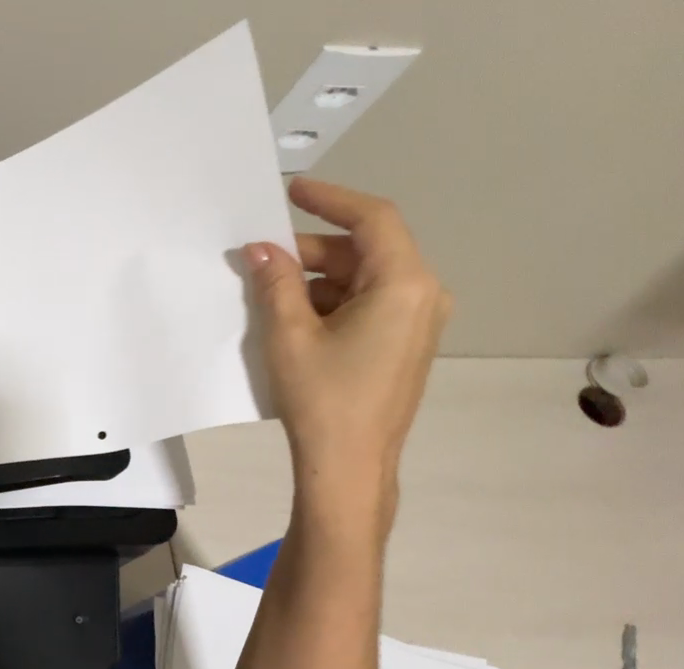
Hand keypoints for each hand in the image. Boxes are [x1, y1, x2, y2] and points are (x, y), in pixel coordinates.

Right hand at [243, 178, 451, 516]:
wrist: (349, 463)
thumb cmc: (322, 397)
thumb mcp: (289, 337)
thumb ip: (276, 284)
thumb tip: (259, 249)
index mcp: (405, 284)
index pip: (373, 220)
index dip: (331, 200)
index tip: (292, 190)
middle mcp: (423, 295)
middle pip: (366, 252)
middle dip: (313, 250)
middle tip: (261, 256)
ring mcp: (417, 322)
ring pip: (363, 281)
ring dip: (316, 280)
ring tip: (267, 292)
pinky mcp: (402, 345)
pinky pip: (366, 306)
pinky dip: (329, 303)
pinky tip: (290, 319)